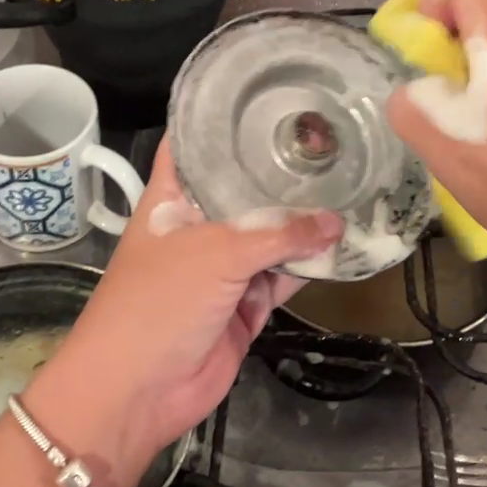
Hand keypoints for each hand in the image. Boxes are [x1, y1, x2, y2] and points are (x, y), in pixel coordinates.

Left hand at [24, 141, 342, 486]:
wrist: (137, 392)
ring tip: (349, 182)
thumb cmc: (158, 303)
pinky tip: (342, 242)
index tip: (262, 95)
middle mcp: (198, 225)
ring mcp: (222, 266)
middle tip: (328, 138)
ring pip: (270, 235)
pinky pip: (282, 276)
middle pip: (242, 189)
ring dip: (303, 221)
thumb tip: (335, 222)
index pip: (192, 144)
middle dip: (279, 172)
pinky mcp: (245, 304)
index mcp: (172, 198)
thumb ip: (277, 235)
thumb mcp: (214, 254)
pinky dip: (309, 265)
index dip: (219, 119)